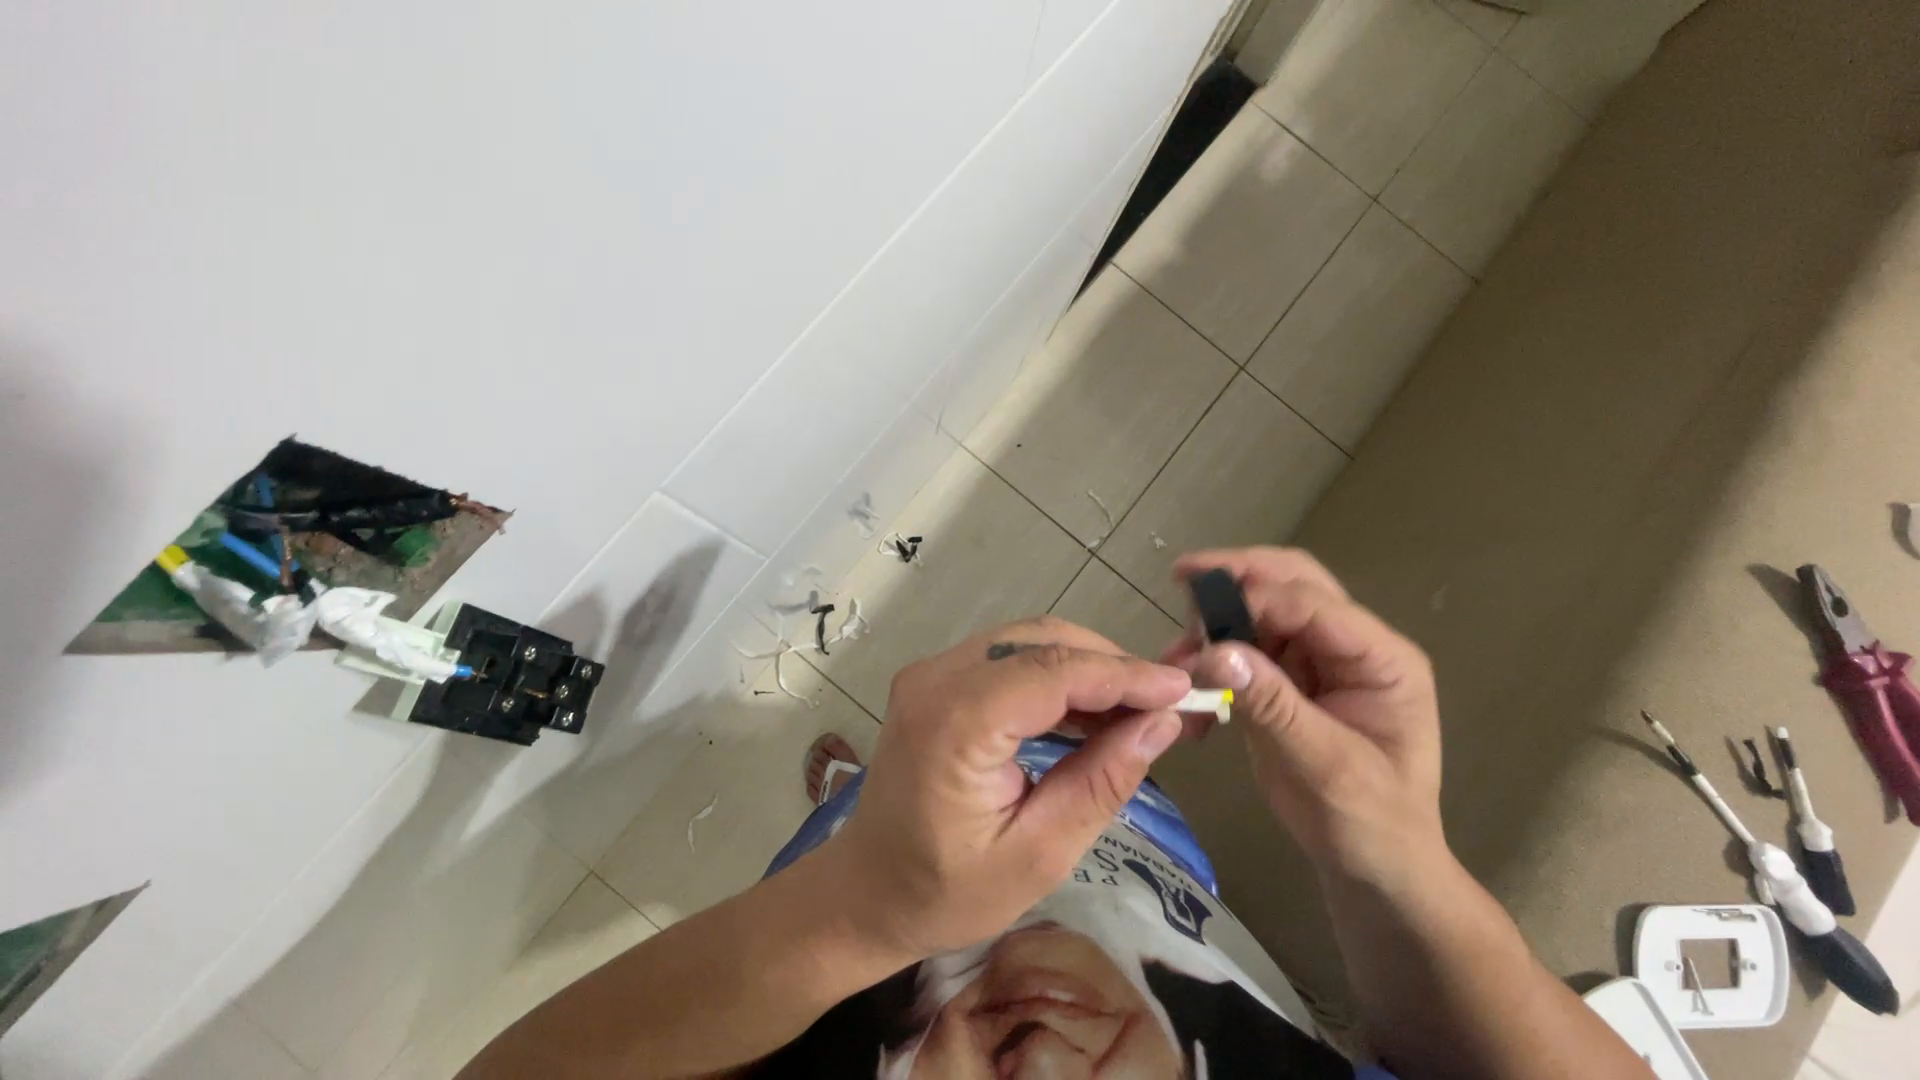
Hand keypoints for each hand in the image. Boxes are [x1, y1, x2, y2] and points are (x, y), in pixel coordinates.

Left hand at [820, 615, 1192, 957]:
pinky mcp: (933, 681)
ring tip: (1136, 713)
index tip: (1185, 690)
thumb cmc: (945, 892)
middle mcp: (936, 678)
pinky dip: (1054, 677)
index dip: (1126, 675)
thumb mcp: (1038, 855)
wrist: (866, 892)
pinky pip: (1007, 659)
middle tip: (1164, 705)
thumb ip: (1101, 782)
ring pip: (1027, 642)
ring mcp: (929, 673)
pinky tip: (1089, 714)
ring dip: (1085, 669)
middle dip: (1110, 666)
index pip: (1055, 671)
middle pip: (1042, 642)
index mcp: (955, 723)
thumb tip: (1163, 724)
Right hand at [1164, 548, 1444, 886]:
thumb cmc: (1369, 823)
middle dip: (1236, 580)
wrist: (1373, 868)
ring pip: (1261, 612)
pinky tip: (1190, 688)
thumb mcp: (1325, 766)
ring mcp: (1318, 661)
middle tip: (1181, 578)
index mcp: (1381, 659)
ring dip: (1216, 624)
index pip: (1314, 604)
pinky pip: (1244, 651)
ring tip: (1176, 657)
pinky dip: (1213, 660)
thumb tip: (1216, 651)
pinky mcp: (1287, 681)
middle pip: (1292, 585)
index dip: (1255, 598)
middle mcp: (1350, 647)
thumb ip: (1272, 706)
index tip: (1198, 615)